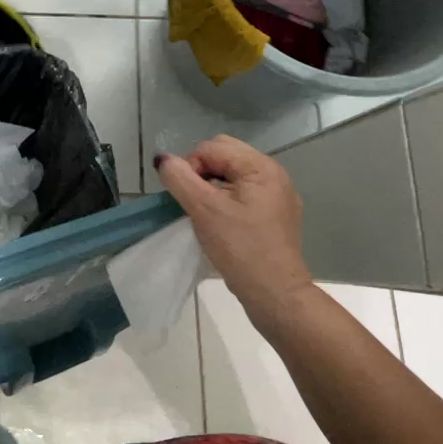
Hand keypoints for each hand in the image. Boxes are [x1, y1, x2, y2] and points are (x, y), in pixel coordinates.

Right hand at [155, 136, 313, 314]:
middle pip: (225, 154)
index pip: (212, 147)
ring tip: (209, 213)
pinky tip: (226, 223)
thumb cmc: (240, 249)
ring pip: (234, 173)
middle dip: (203, 172)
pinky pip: (247, 191)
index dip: (191, 167)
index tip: (188, 198)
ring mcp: (279, 193)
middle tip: (196, 203)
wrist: (276, 296)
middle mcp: (274, 173)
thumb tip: (162, 159)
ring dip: (215, 186)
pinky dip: (229, 199)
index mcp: (260, 166)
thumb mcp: (204, 210)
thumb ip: (179, 178)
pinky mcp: (279, 213)